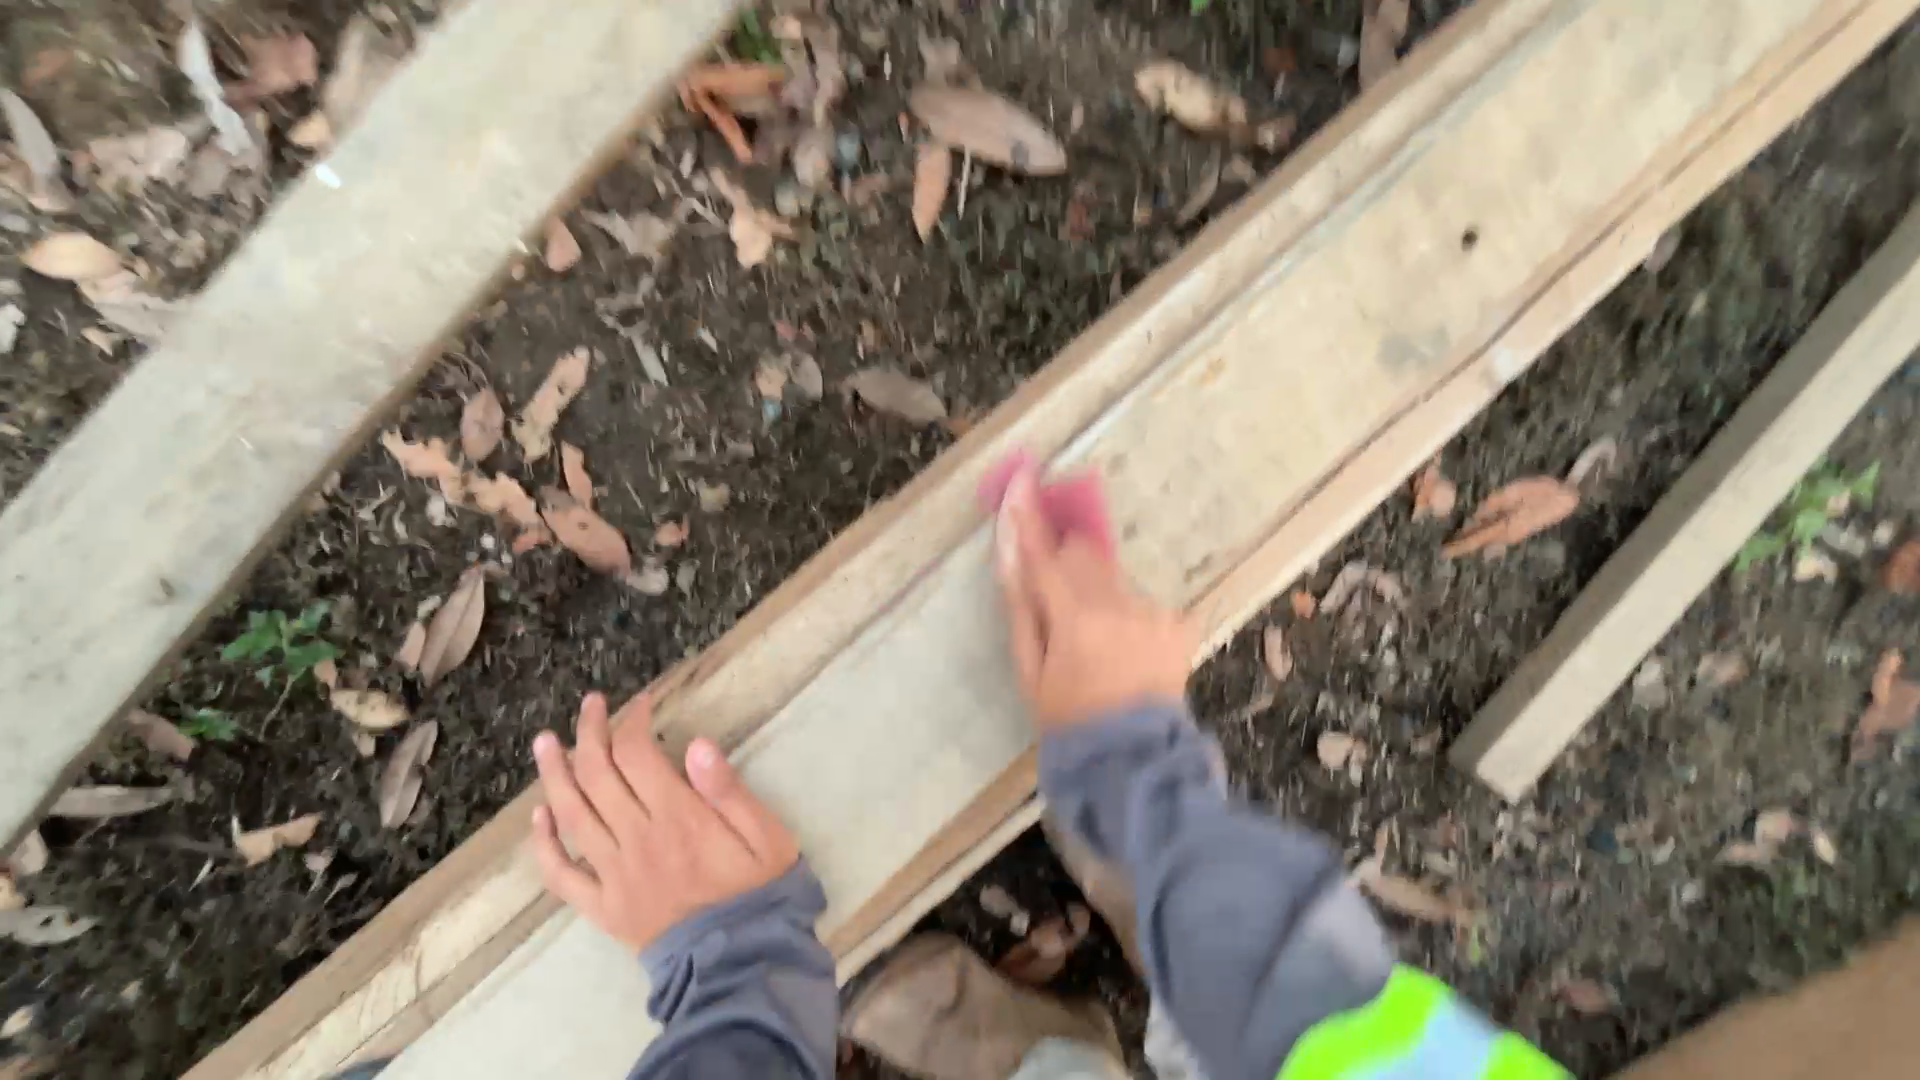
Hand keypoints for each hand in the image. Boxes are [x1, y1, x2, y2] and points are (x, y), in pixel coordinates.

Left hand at [528, 692, 799, 949]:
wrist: (741, 962)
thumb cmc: (759, 889)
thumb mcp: (766, 834)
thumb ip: (729, 791)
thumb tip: (697, 745)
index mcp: (678, 817)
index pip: (637, 755)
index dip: (633, 721)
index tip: (641, 702)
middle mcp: (636, 839)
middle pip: (598, 775)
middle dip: (590, 732)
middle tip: (591, 705)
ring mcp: (613, 874)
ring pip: (572, 816)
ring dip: (554, 774)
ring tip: (544, 742)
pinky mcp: (602, 906)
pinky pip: (562, 874)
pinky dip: (545, 843)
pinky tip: (539, 817)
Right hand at [996, 467, 1194, 731]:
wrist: (1134, 761)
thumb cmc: (1069, 719)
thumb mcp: (1031, 672)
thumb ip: (1022, 609)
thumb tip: (1010, 556)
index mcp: (1075, 619)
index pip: (1044, 558)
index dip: (1029, 520)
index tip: (1022, 482)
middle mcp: (1118, 604)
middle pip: (1084, 554)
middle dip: (1066, 560)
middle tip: (1056, 590)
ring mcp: (1152, 612)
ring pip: (1113, 577)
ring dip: (1096, 592)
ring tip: (1095, 641)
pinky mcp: (1177, 623)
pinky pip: (1141, 601)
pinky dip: (1126, 615)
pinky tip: (1125, 651)